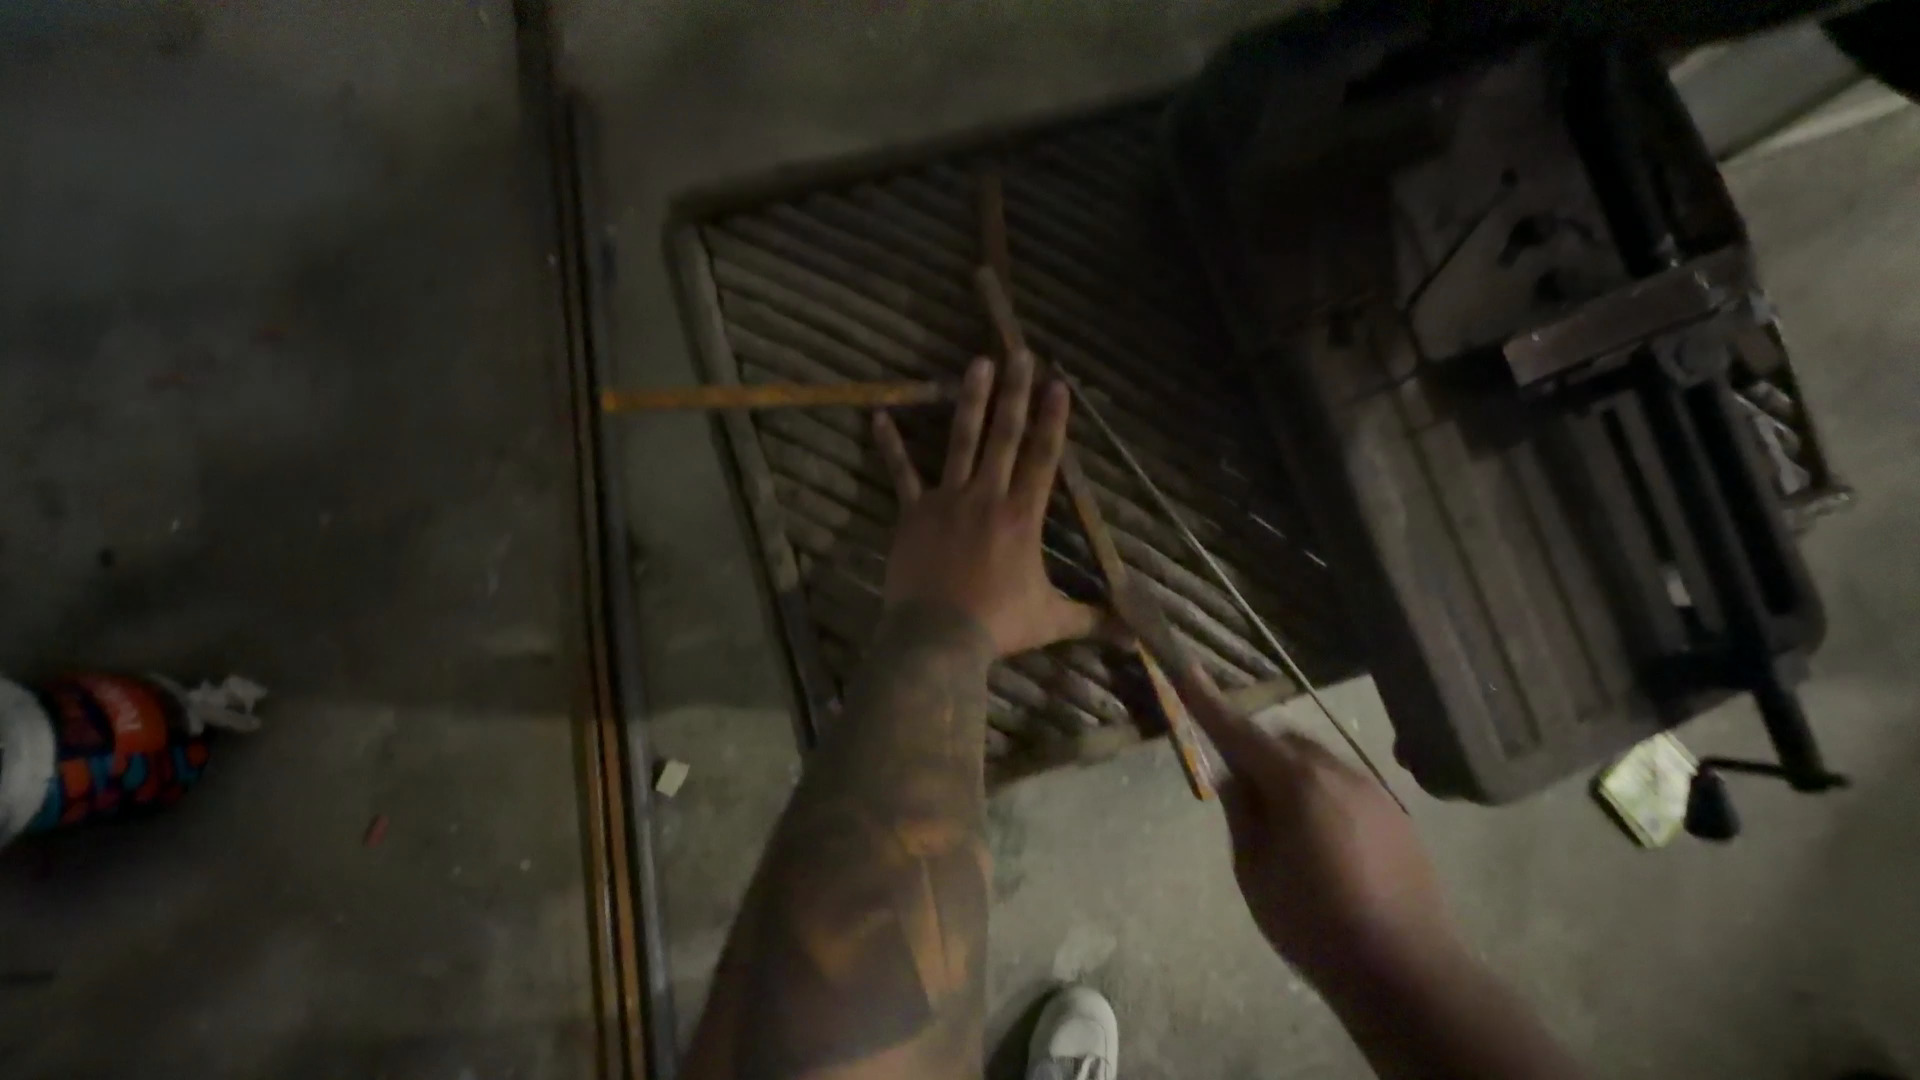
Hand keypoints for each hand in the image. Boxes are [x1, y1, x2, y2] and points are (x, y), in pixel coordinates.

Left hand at [871, 351, 1101, 656]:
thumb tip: (1135, 637)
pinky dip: (891, 445)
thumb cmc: (998, 625)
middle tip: (1020, 354)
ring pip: (961, 441)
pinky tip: (880, 416)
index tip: (1058, 384)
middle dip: (1015, 393)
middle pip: (1005, 436)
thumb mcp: (1051, 620)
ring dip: (970, 401)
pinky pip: (902, 473)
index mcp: (1022, 516)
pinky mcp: (913, 513)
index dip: (1053, 420)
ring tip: (976, 364)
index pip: (1044, 458)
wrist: (937, 636)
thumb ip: (1092, 620)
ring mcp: (947, 500)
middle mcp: (987, 496)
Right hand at [1176, 668, 1457, 986]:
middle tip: (1243, 793)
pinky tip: (1325, 843)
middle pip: (1284, 741)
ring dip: (1291, 774)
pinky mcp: (1397, 816)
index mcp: (1296, 783)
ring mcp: (1374, 792)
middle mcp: (1338, 773)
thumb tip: (1234, 778)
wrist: (1407, 972)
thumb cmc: (1313, 923)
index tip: (1188, 670)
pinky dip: (1321, 795)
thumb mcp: (1254, 872)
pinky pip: (1345, 785)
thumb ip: (1241, 814)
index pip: (1240, 732)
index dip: (1209, 702)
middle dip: (1256, 751)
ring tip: (1286, 826)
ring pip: (1318, 762)